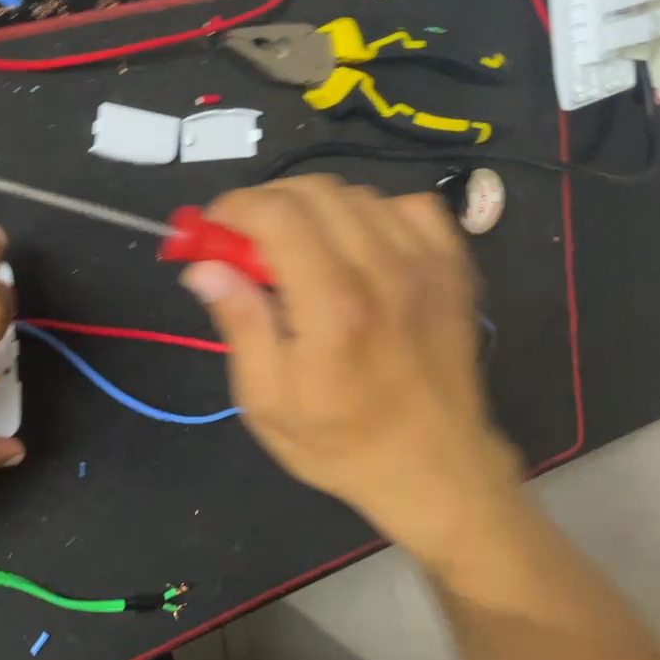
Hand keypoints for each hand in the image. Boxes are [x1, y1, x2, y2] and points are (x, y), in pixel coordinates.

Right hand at [179, 176, 522, 552]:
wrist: (431, 467)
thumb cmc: (336, 441)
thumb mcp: (265, 400)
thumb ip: (240, 324)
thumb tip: (204, 268)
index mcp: (331, 305)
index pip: (277, 214)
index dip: (234, 207)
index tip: (210, 227)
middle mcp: (383, 270)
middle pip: (316, 191)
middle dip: (267, 203)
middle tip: (244, 242)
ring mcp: (427, 265)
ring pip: (359, 194)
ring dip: (314, 208)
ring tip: (295, 248)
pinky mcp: (454, 269)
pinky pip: (410, 207)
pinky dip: (371, 213)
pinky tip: (355, 247)